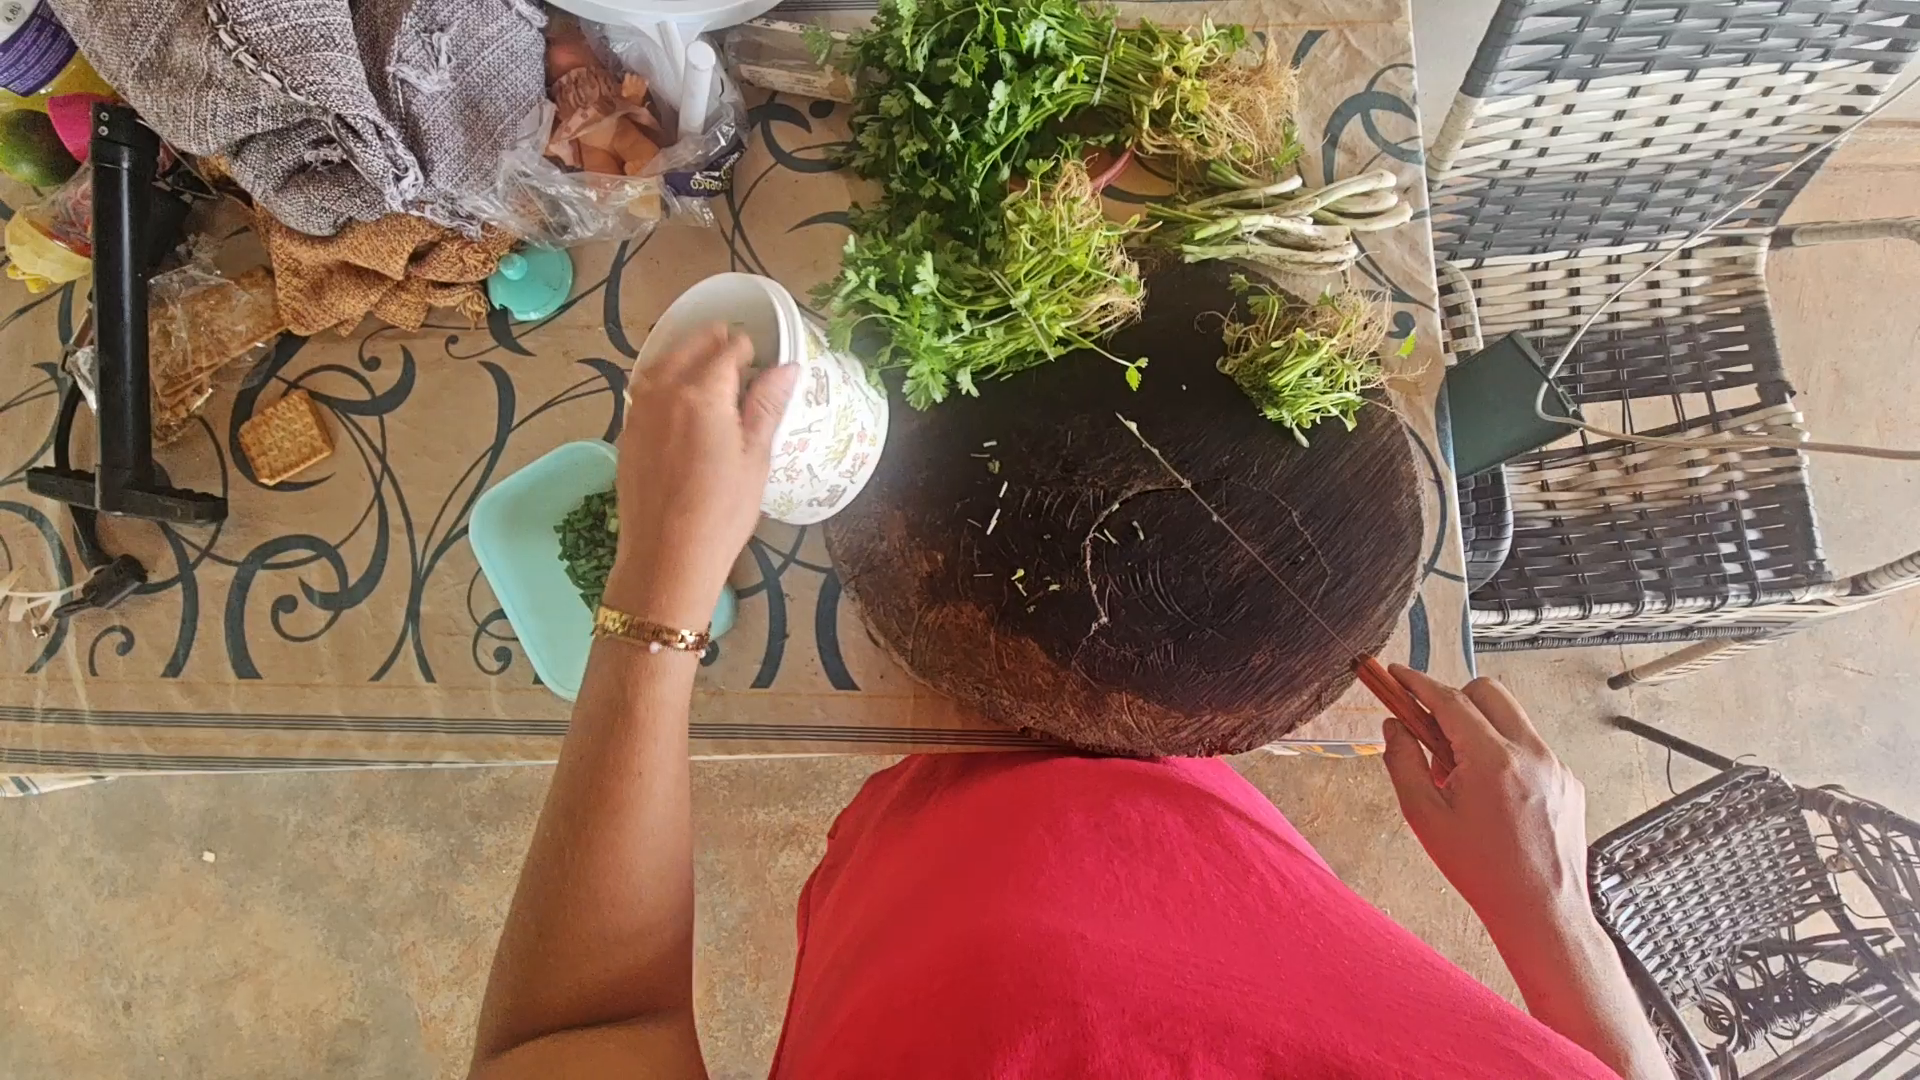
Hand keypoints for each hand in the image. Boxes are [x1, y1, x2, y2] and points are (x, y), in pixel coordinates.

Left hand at [603, 323, 797, 629]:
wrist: (668, 555)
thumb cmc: (723, 511)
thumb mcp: (756, 458)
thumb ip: (766, 406)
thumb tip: (787, 367)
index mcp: (703, 394)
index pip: (727, 351)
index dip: (747, 347)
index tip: (761, 353)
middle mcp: (665, 392)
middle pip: (690, 348)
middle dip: (714, 342)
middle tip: (737, 349)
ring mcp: (640, 411)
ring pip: (662, 363)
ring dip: (685, 354)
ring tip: (708, 363)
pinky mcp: (628, 432)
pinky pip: (646, 387)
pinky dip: (665, 377)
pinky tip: (680, 395)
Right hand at [1379, 666, 1592, 938]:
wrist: (1542, 912)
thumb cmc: (1480, 868)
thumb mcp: (1422, 813)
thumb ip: (1402, 760)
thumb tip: (1395, 725)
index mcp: (1493, 760)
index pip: (1449, 699)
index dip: (1417, 683)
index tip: (1396, 675)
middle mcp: (1532, 755)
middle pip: (1487, 691)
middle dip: (1453, 697)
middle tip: (1428, 725)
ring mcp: (1556, 767)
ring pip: (1510, 716)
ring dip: (1477, 724)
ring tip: (1457, 769)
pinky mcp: (1568, 782)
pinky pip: (1528, 744)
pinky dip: (1500, 749)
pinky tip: (1485, 789)